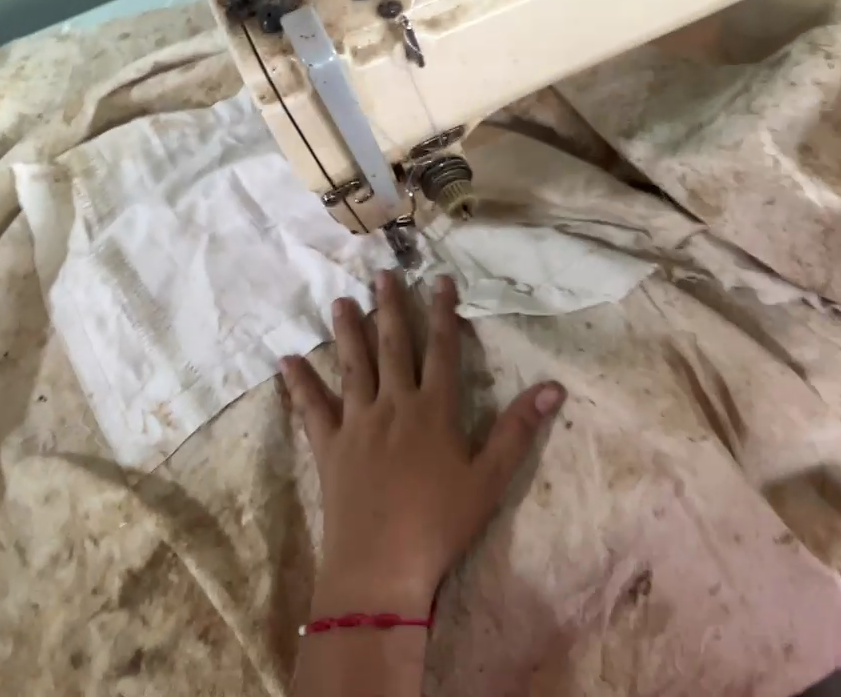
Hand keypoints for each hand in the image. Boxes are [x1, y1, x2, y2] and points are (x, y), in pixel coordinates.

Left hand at [279, 271, 565, 616]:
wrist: (379, 567)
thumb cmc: (440, 523)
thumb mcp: (491, 478)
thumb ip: (519, 428)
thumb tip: (554, 387)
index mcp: (434, 409)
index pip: (441, 348)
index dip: (442, 311)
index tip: (439, 279)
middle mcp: (394, 405)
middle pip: (393, 346)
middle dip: (391, 307)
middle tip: (382, 273)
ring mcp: (357, 424)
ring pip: (352, 366)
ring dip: (348, 331)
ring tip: (340, 300)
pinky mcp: (328, 448)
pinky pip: (311, 408)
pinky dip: (299, 383)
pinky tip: (286, 360)